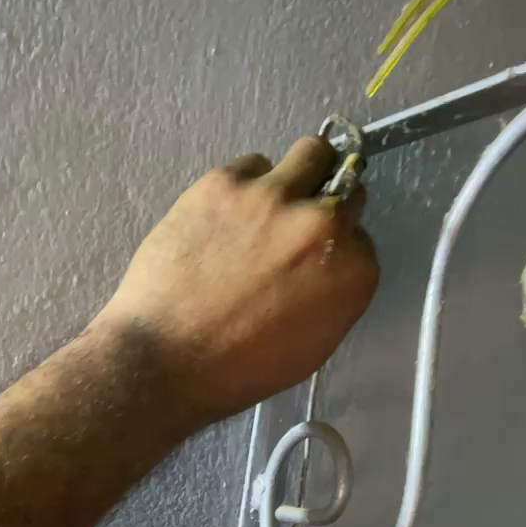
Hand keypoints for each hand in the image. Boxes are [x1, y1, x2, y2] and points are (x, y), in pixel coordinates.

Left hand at [94, 137, 378, 424]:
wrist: (165, 359)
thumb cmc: (236, 372)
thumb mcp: (308, 350)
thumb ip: (330, 297)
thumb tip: (325, 268)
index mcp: (352, 273)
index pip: (360, 240)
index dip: (334, 249)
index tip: (310, 260)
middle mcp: (323, 225)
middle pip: (344, 190)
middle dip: (323, 208)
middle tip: (291, 229)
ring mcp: (274, 197)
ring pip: (310, 154)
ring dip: (299, 175)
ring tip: (267, 205)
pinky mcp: (225, 182)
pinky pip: (251, 166)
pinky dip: (243, 187)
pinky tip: (220, 220)